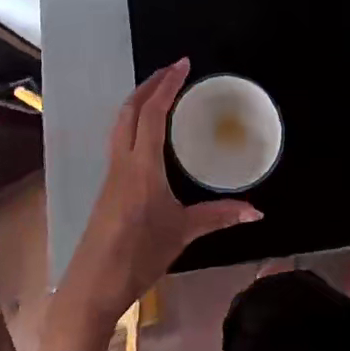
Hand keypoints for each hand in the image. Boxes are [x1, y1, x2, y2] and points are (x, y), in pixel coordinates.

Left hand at [57, 58, 261, 330]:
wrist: (92, 285)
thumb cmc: (139, 255)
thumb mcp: (183, 233)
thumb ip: (219, 216)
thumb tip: (257, 211)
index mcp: (142, 166)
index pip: (152, 114)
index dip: (167, 86)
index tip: (183, 65)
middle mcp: (123, 161)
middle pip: (130, 110)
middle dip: (150, 84)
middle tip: (174, 70)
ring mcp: (111, 172)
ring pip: (120, 123)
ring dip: (139, 100)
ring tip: (161, 91)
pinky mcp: (108, 185)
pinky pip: (120, 139)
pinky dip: (134, 121)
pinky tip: (148, 131)